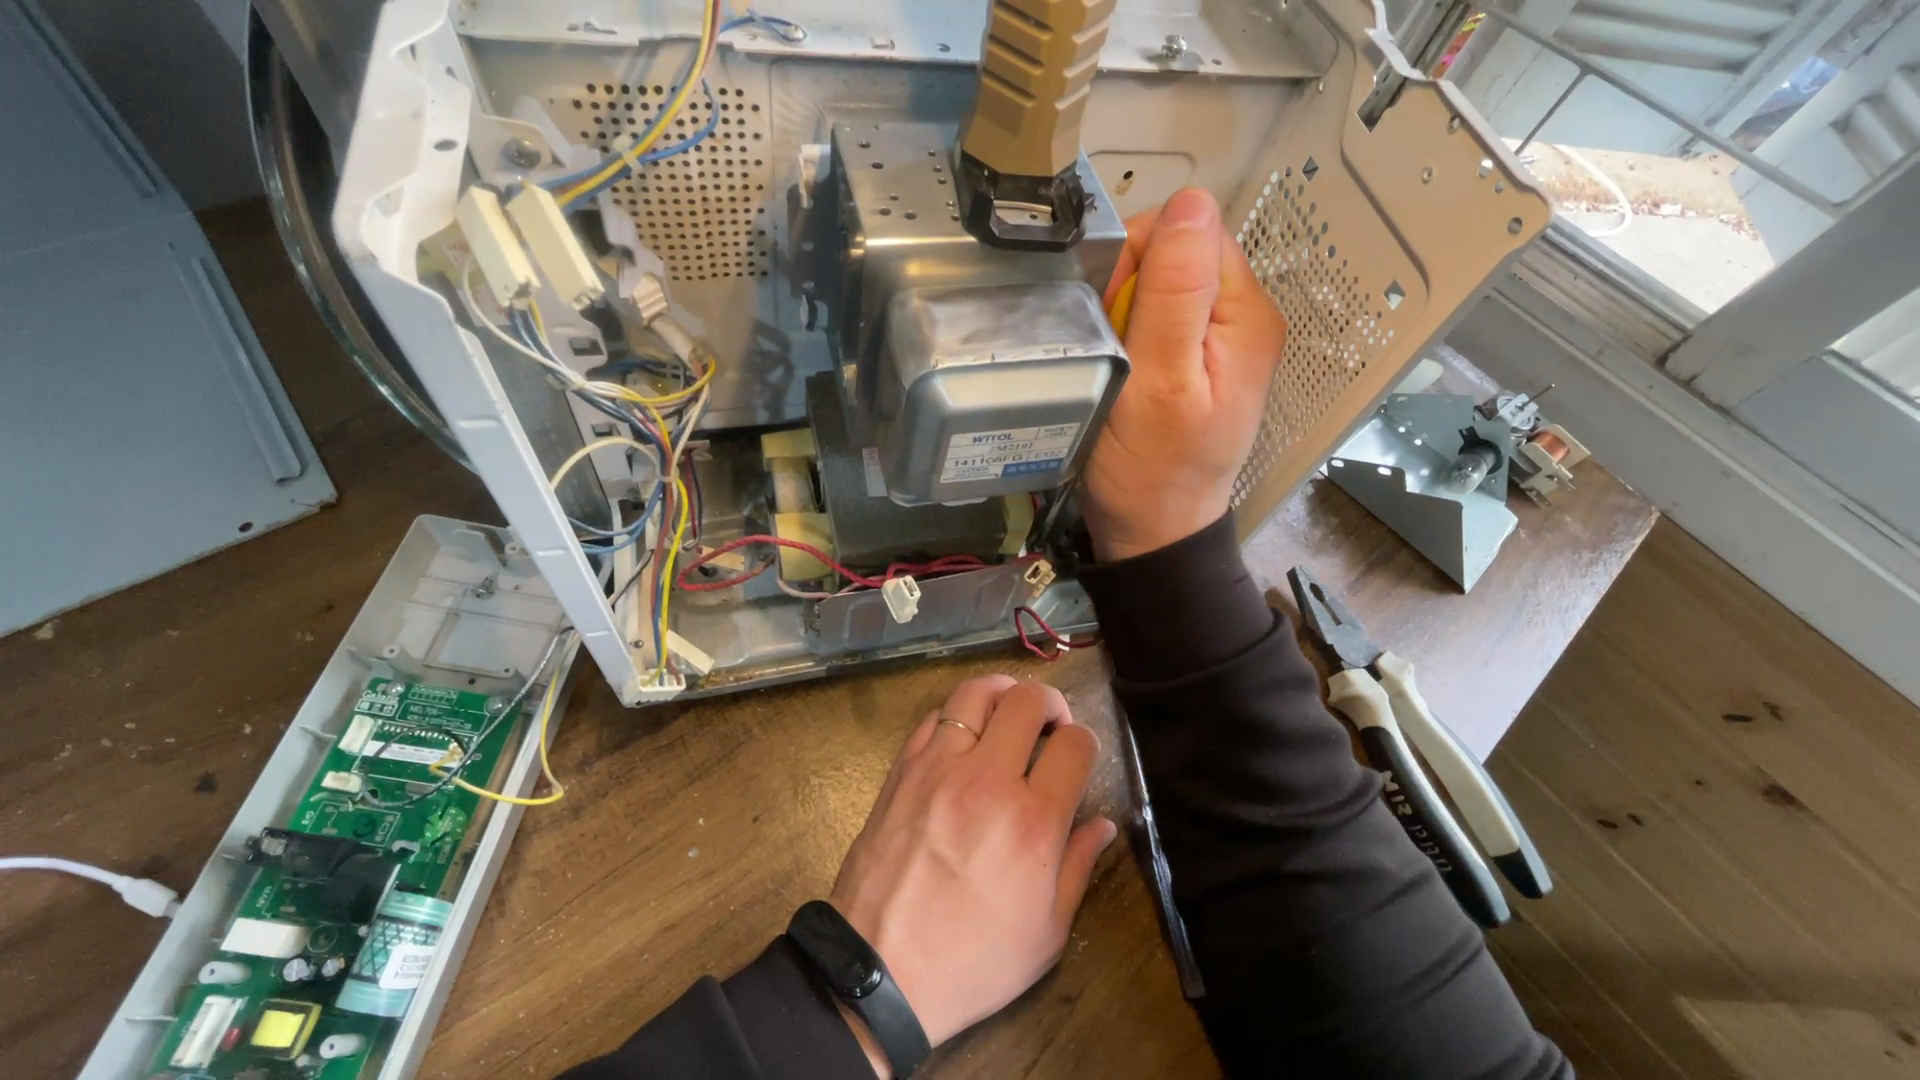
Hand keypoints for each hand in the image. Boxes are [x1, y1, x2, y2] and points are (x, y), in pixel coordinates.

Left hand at [828, 676, 1116, 1064]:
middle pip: (1027, 701)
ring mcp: (939, 769)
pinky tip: (964, 736)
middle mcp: (988, 780)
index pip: (1074, 744)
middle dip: (1050, 703)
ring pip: (976, 693)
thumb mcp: (1047, 933)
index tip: (1079, 757)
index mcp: (1034, 822)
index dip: (1085, 742)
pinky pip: (935, 717)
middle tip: (1051, 725)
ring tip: (1010, 711)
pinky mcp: (903, 770)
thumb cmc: (973, 961)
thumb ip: (1079, 867)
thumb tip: (1102, 824)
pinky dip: (958, 714)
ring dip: (1003, 692)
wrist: (880, 970)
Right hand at [1084, 188, 1288, 561]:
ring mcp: (1220, 339)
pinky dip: (1131, 334)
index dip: (1141, 256)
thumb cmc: (1150, 467)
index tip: (1114, 313)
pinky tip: (1122, 370)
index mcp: (1245, 314)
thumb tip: (1190, 202)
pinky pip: (1158, 318)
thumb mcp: (1159, 382)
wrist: (1154, 532)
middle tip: (1114, 346)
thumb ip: (1174, 293)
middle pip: (1179, 253)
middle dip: (1131, 285)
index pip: (1193, 230)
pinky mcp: (1197, 360)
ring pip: (1162, 284)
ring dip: (1126, 311)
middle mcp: (1242, 316)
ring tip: (1117, 362)